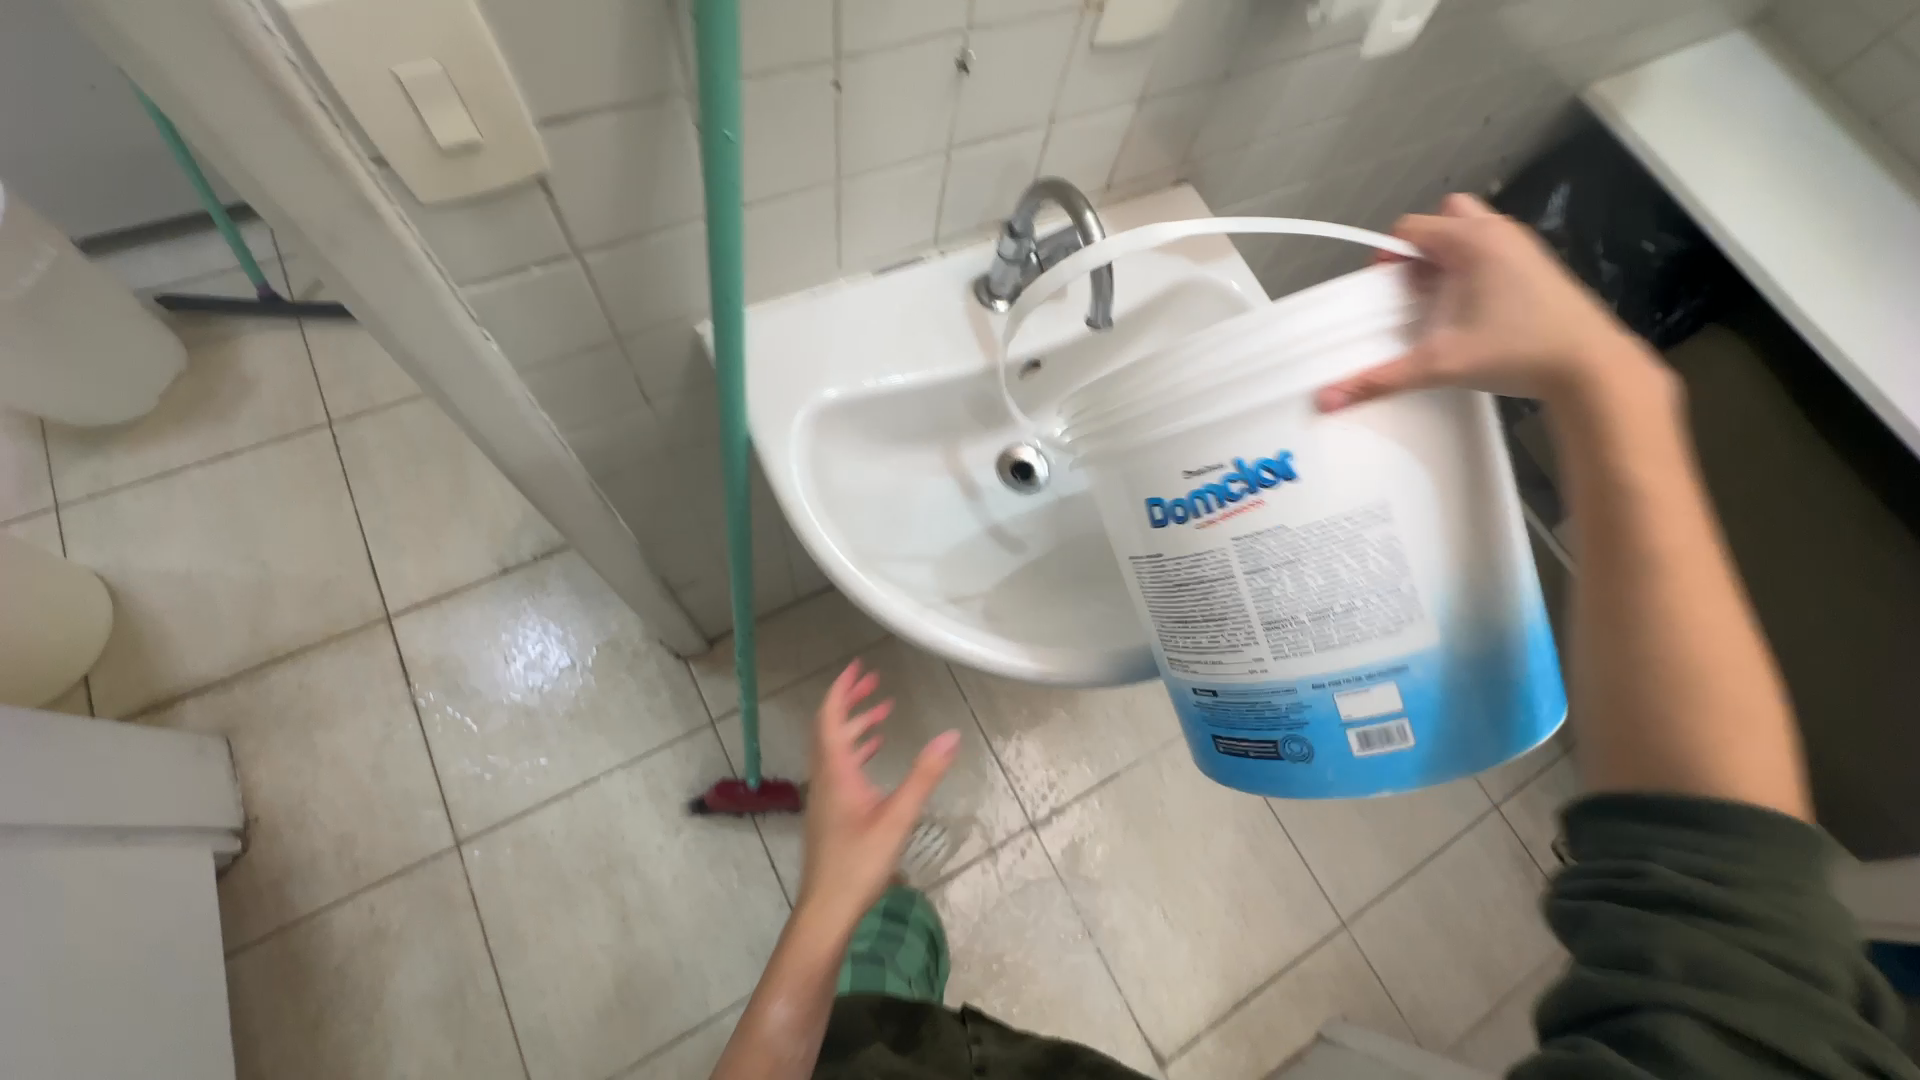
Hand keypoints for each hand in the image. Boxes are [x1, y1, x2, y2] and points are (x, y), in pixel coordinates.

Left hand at [796, 659, 958, 927]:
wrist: (827, 910)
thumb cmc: (860, 863)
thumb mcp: (899, 817)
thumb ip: (925, 775)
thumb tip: (951, 735)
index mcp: (836, 771)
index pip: (831, 717)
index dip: (842, 689)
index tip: (857, 666)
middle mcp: (825, 777)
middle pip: (831, 727)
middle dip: (851, 701)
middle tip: (874, 680)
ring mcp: (826, 795)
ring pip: (835, 747)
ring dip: (856, 725)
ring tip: (883, 710)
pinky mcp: (831, 812)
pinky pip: (840, 766)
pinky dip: (856, 750)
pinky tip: (874, 754)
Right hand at [1316, 193, 1656, 411]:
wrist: (1590, 365)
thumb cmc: (1514, 352)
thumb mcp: (1437, 365)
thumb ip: (1378, 380)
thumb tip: (1324, 401)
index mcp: (1472, 242)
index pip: (1411, 227)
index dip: (1388, 256)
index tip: (1384, 292)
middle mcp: (1498, 232)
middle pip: (1444, 216)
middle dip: (1421, 247)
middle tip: (1414, 287)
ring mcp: (1523, 246)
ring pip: (1472, 229)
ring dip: (1447, 255)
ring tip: (1440, 299)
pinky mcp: (1537, 265)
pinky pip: (1492, 248)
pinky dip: (1472, 266)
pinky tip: (1470, 309)